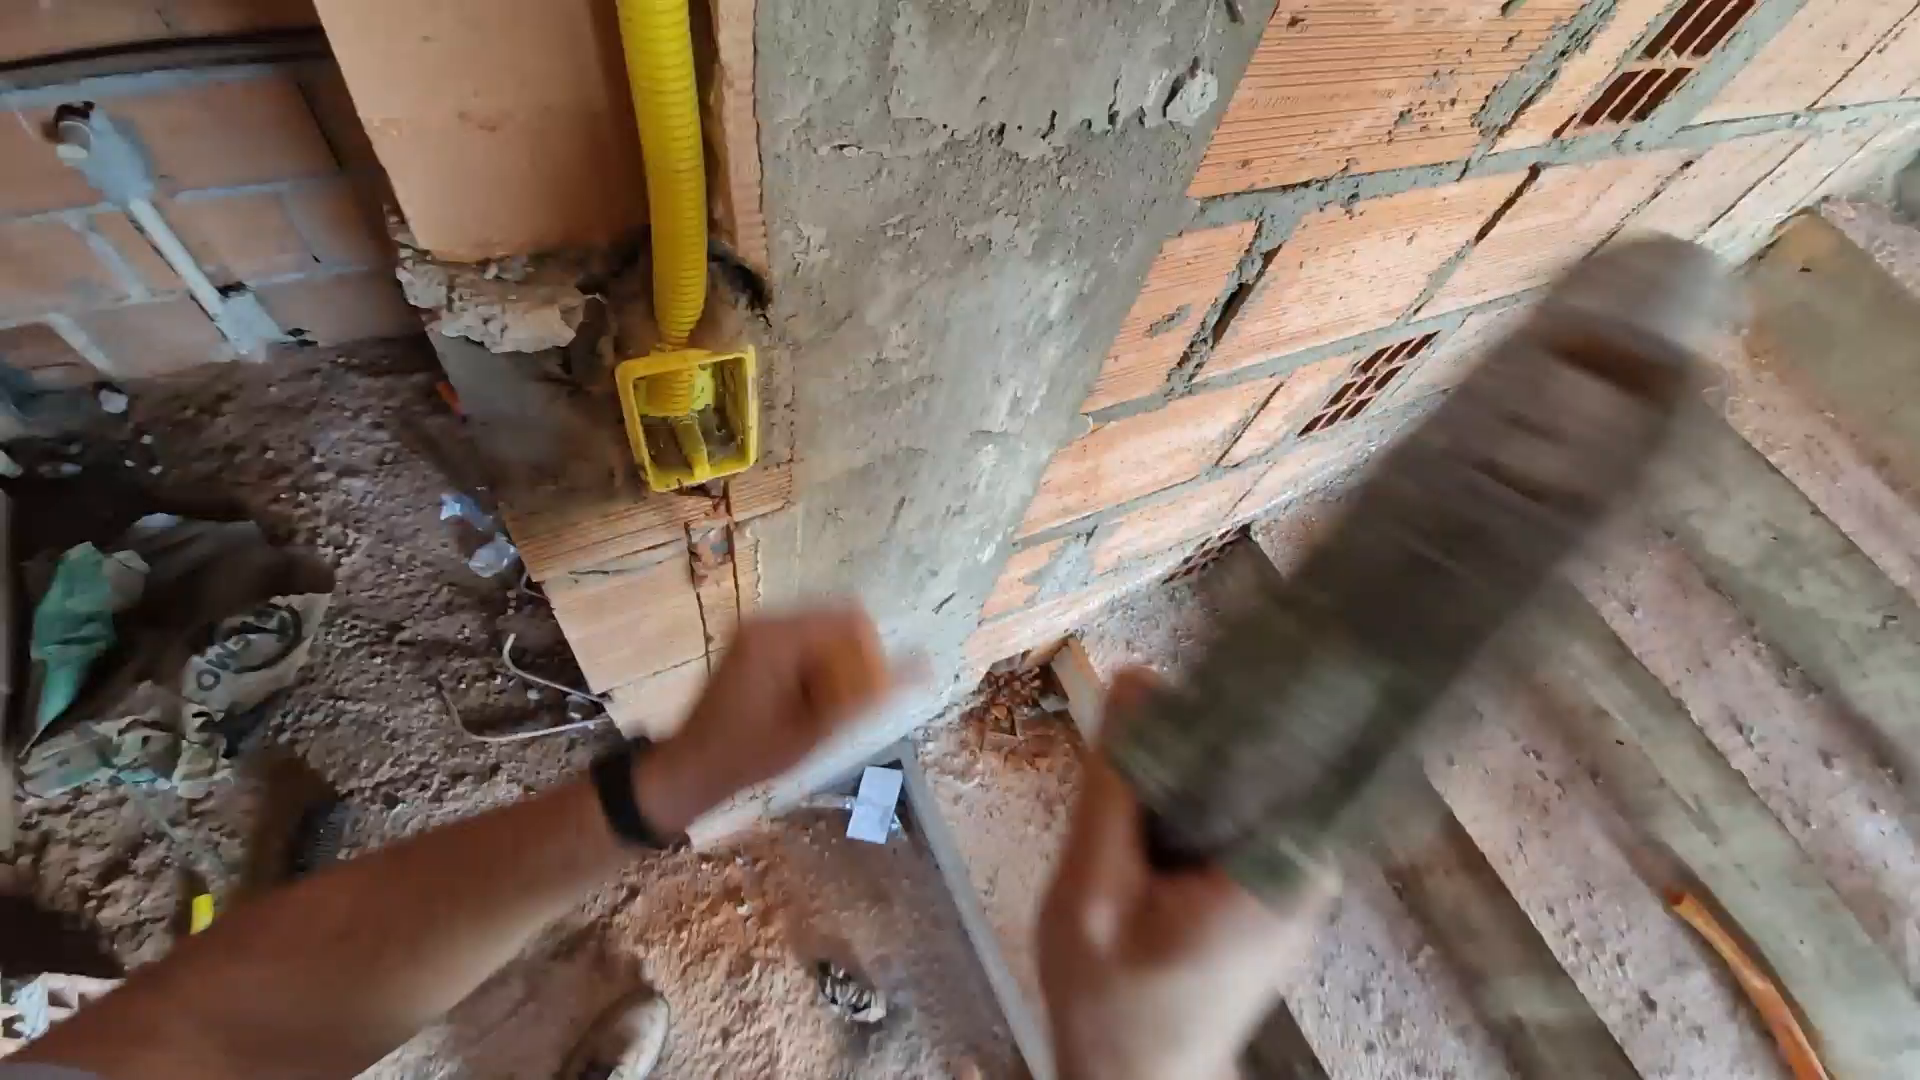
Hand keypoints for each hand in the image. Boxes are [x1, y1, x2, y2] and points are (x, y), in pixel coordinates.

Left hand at [636, 607, 890, 832]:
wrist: (689, 768)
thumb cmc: (748, 756)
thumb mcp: (815, 730)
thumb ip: (869, 695)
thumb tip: (926, 669)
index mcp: (778, 635)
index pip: (852, 623)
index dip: (869, 662)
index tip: (859, 702)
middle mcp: (768, 619)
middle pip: (842, 624)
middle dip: (851, 666)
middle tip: (836, 711)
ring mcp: (759, 626)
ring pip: (829, 633)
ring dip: (836, 670)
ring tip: (817, 709)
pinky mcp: (758, 638)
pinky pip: (809, 641)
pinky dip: (820, 669)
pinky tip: (805, 701)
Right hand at [1038, 669, 1337, 1079]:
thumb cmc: (1110, 1003)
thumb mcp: (1090, 892)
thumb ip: (1112, 789)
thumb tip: (1132, 679)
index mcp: (1275, 873)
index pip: (1295, 746)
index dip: (1255, 686)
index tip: (1211, 642)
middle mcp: (1300, 868)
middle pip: (1268, 753)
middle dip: (1205, 714)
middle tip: (1143, 693)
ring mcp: (1285, 875)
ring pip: (1244, 774)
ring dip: (1194, 746)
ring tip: (1141, 724)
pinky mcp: (1261, 880)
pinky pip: (1232, 802)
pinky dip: (1193, 779)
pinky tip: (1150, 771)